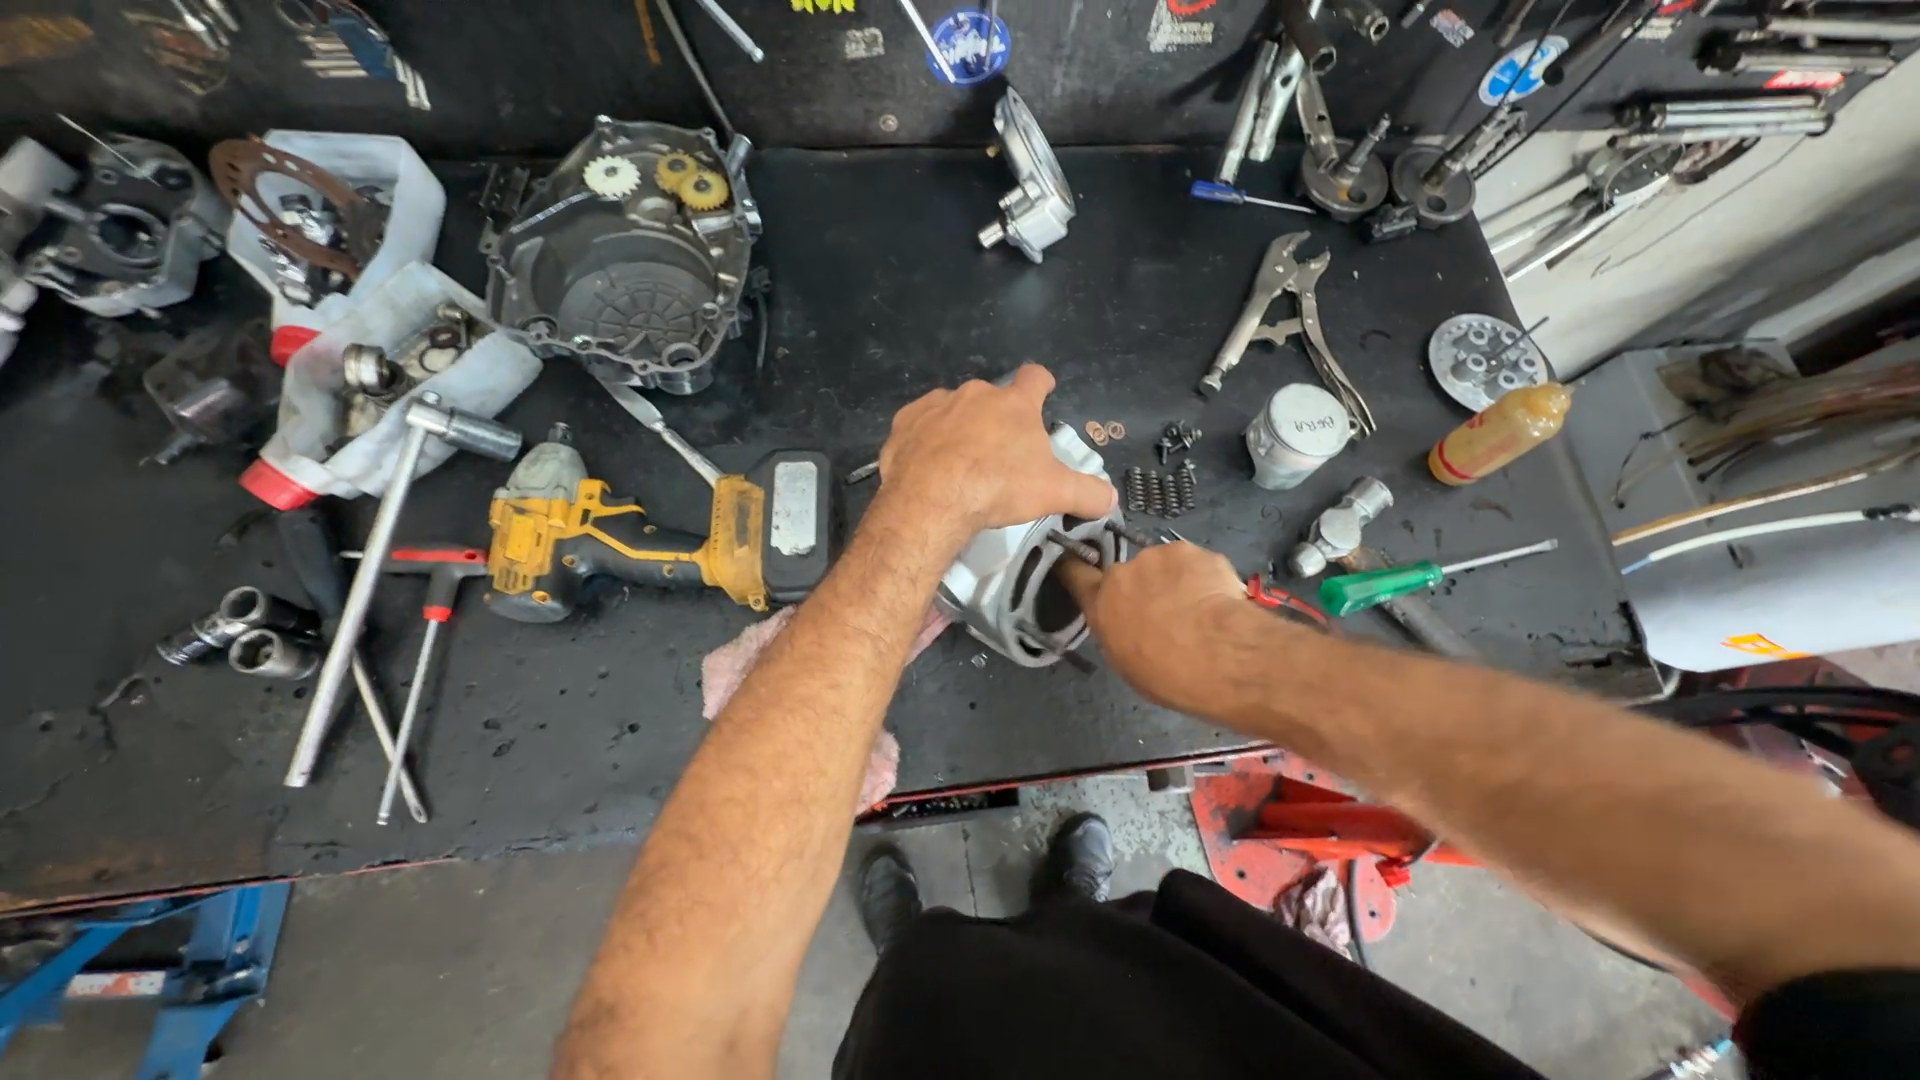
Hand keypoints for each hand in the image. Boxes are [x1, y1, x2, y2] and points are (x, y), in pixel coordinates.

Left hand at [876, 365, 1116, 535]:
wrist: (931, 499)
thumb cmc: (998, 487)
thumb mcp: (1054, 493)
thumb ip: (1088, 493)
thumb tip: (1111, 498)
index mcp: (1015, 404)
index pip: (1035, 378)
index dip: (1041, 383)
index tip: (1043, 389)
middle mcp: (975, 394)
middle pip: (992, 399)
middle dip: (996, 420)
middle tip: (998, 456)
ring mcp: (936, 404)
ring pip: (953, 410)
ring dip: (959, 429)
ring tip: (959, 464)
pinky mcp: (905, 423)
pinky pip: (919, 425)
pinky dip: (925, 440)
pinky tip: (927, 464)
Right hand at [1058, 543, 1274, 715]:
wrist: (1216, 654)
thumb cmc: (1168, 673)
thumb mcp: (1129, 663)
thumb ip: (1120, 632)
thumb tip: (1131, 625)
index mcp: (1101, 606)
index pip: (1076, 575)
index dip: (1076, 568)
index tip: (1076, 562)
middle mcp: (1121, 575)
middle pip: (1131, 574)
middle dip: (1147, 587)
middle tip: (1172, 612)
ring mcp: (1156, 557)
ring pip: (1166, 566)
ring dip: (1179, 580)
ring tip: (1203, 608)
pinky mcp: (1190, 551)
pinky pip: (1196, 562)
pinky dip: (1206, 576)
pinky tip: (1220, 598)